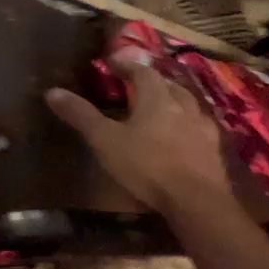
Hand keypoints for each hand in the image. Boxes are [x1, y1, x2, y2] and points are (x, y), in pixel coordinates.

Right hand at [45, 52, 234, 218]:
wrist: (199, 205)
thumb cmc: (147, 165)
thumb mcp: (104, 139)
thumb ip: (81, 114)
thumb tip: (52, 91)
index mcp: (158, 100)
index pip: (144, 72)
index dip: (127, 65)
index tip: (112, 63)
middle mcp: (186, 110)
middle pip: (172, 87)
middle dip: (155, 82)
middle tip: (138, 85)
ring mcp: (205, 133)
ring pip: (192, 108)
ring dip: (176, 104)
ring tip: (161, 110)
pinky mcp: (216, 156)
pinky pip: (201, 131)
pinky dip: (189, 128)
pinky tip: (181, 139)